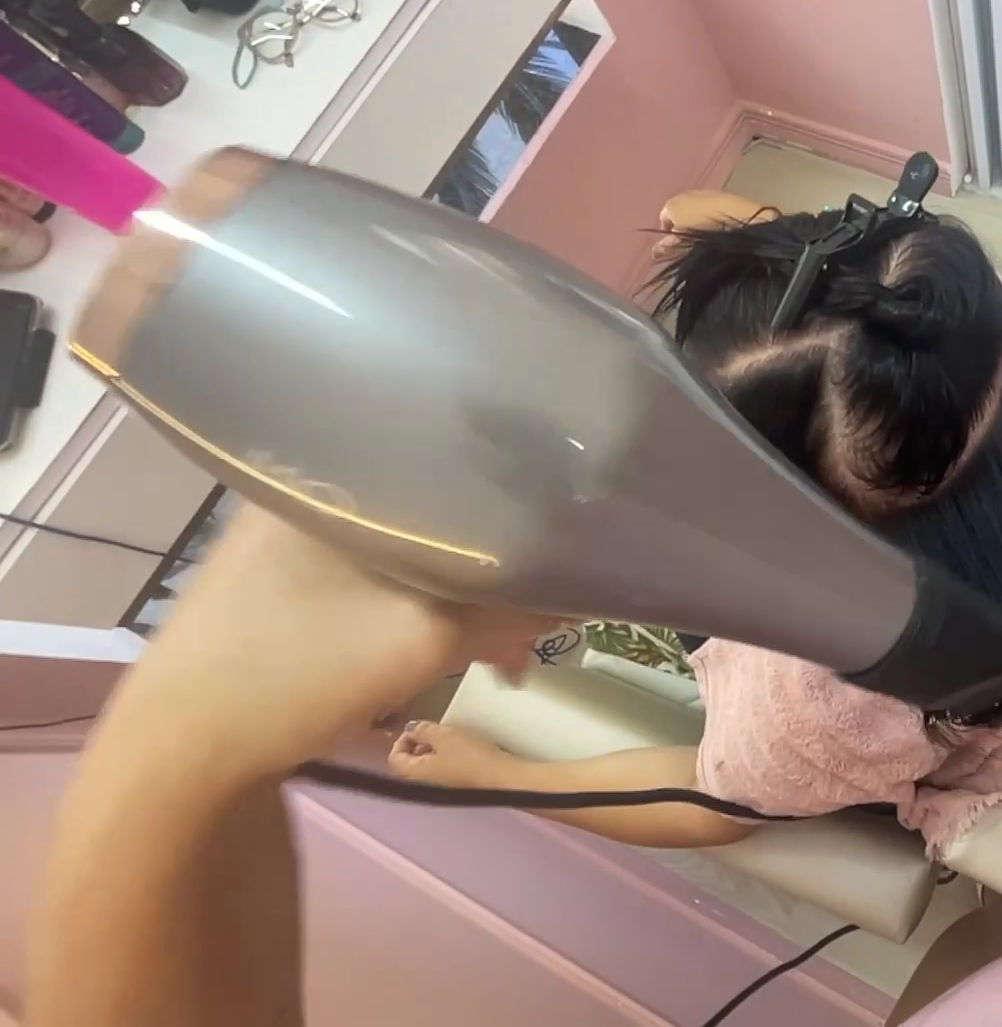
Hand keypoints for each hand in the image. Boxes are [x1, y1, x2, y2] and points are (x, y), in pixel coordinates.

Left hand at [100, 506, 544, 785]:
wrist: (180, 764)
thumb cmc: (298, 679)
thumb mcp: (430, 639)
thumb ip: (513, 609)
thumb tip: (583, 594)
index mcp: (332, 482)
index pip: (457, 476)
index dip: (522, 513)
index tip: (563, 552)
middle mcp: (314, 497)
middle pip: (444, 522)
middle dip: (500, 574)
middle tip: (536, 622)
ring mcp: (299, 540)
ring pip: (421, 554)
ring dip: (469, 598)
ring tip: (505, 650)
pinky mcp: (295, 581)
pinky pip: (391, 579)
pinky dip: (432, 607)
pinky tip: (458, 644)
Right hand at [653, 190, 774, 259]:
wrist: (740, 221)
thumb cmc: (703, 235)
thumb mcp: (682, 244)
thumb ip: (667, 247)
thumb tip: (654, 252)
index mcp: (672, 203)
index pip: (664, 218)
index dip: (668, 233)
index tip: (675, 246)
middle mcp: (688, 194)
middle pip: (682, 211)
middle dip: (685, 225)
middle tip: (693, 243)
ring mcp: (709, 193)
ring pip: (700, 209)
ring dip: (702, 221)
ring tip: (711, 239)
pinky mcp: (728, 196)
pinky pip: (717, 209)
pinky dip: (718, 218)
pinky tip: (726, 231)